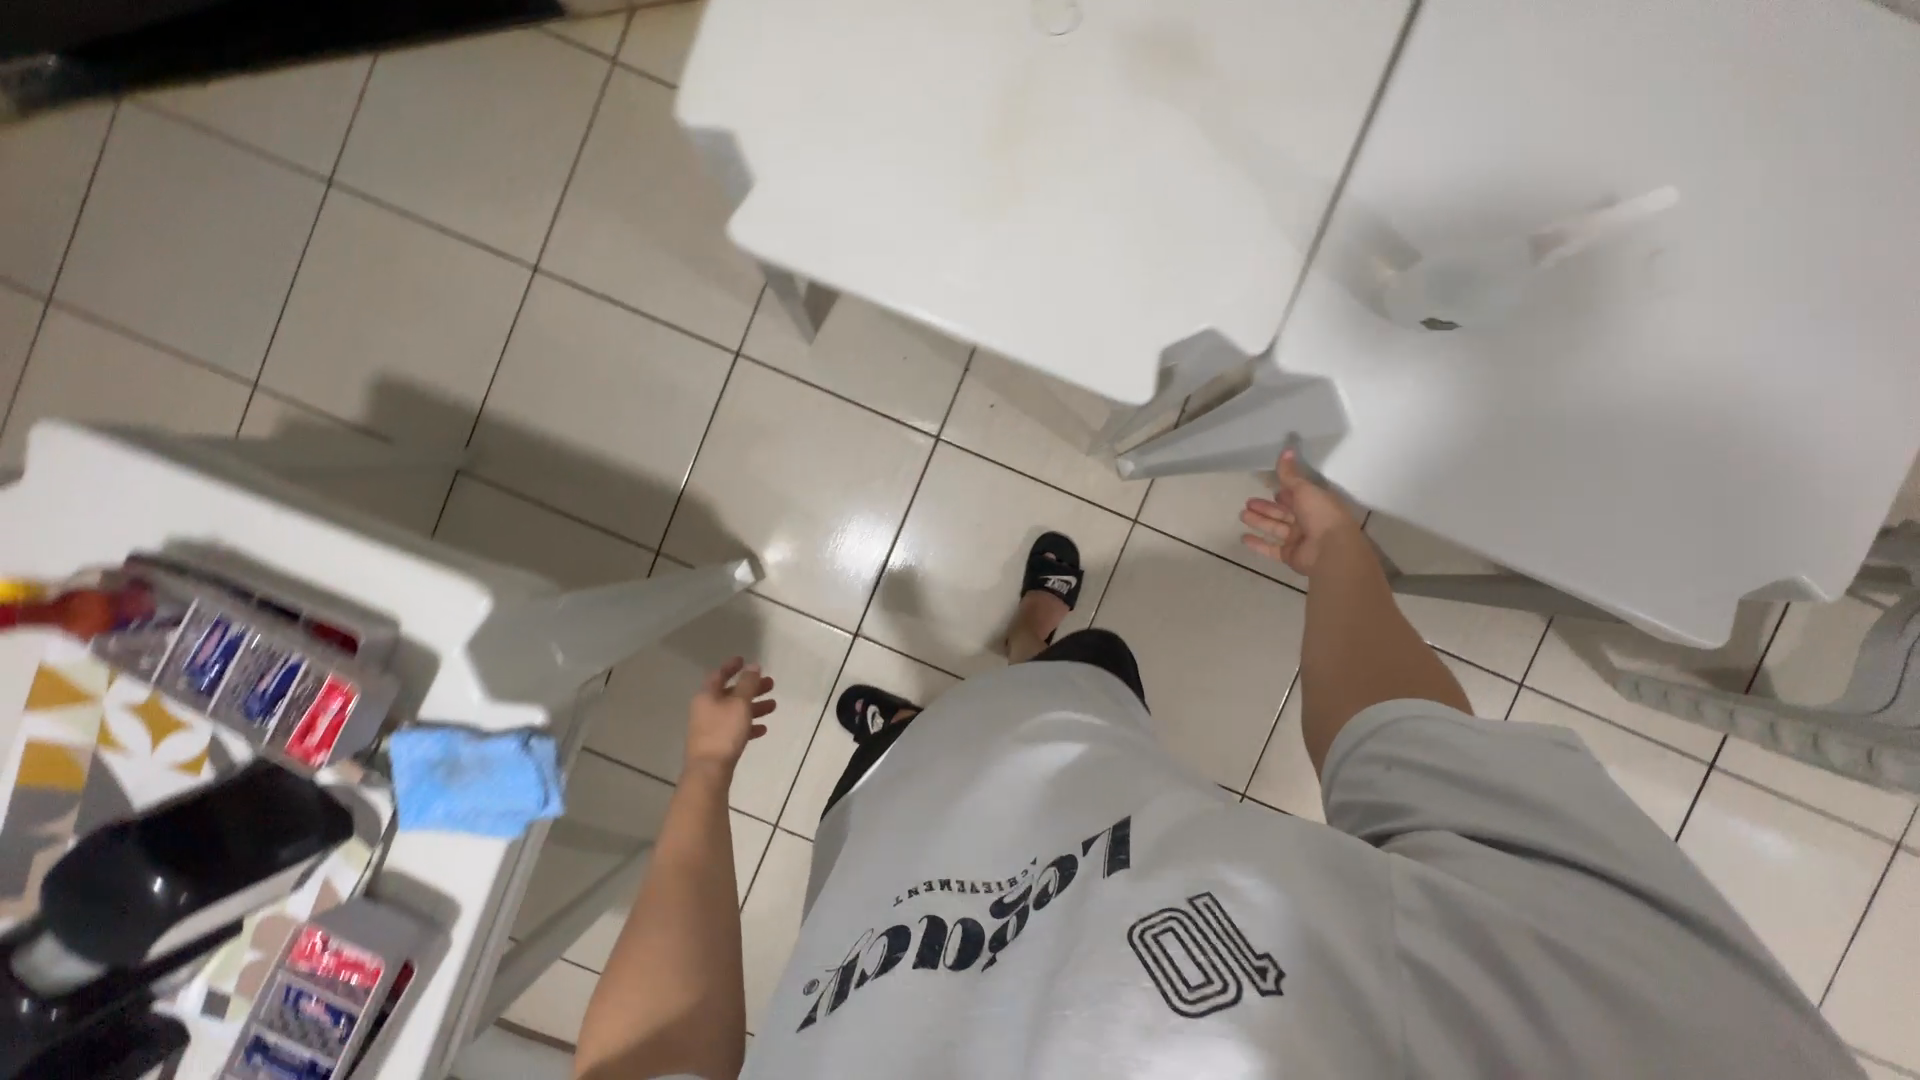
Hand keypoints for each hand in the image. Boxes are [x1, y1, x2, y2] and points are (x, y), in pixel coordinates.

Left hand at [685, 657, 775, 771]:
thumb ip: (747, 684)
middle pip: (730, 693)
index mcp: (707, 695)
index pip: (719, 675)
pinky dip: (748, 725)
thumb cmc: (724, 732)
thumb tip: (752, 666)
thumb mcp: (739, 703)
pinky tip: (763, 729)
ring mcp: (711, 727)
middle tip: (770, 684)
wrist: (709, 770)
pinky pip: (735, 729)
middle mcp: (706, 709)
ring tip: (773, 706)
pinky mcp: (717, 743)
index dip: (732, 666)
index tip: (745, 660)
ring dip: (754, 707)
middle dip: (751, 688)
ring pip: (735, 711)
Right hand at [1240, 449, 1361, 576]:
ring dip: (1259, 521)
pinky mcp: (1290, 555)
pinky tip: (1243, 538)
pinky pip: (1271, 548)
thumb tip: (1286, 449)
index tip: (1269, 487)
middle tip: (1248, 502)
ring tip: (1241, 515)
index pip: (1296, 496)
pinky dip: (1258, 544)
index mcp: (1315, 503)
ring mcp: (1299, 539)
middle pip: (1283, 512)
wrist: (1331, 550)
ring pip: (1275, 528)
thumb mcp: (1304, 489)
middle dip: (1265, 507)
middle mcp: (1308, 521)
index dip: (1283, 492)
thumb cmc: (1321, 514)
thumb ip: (1290, 474)